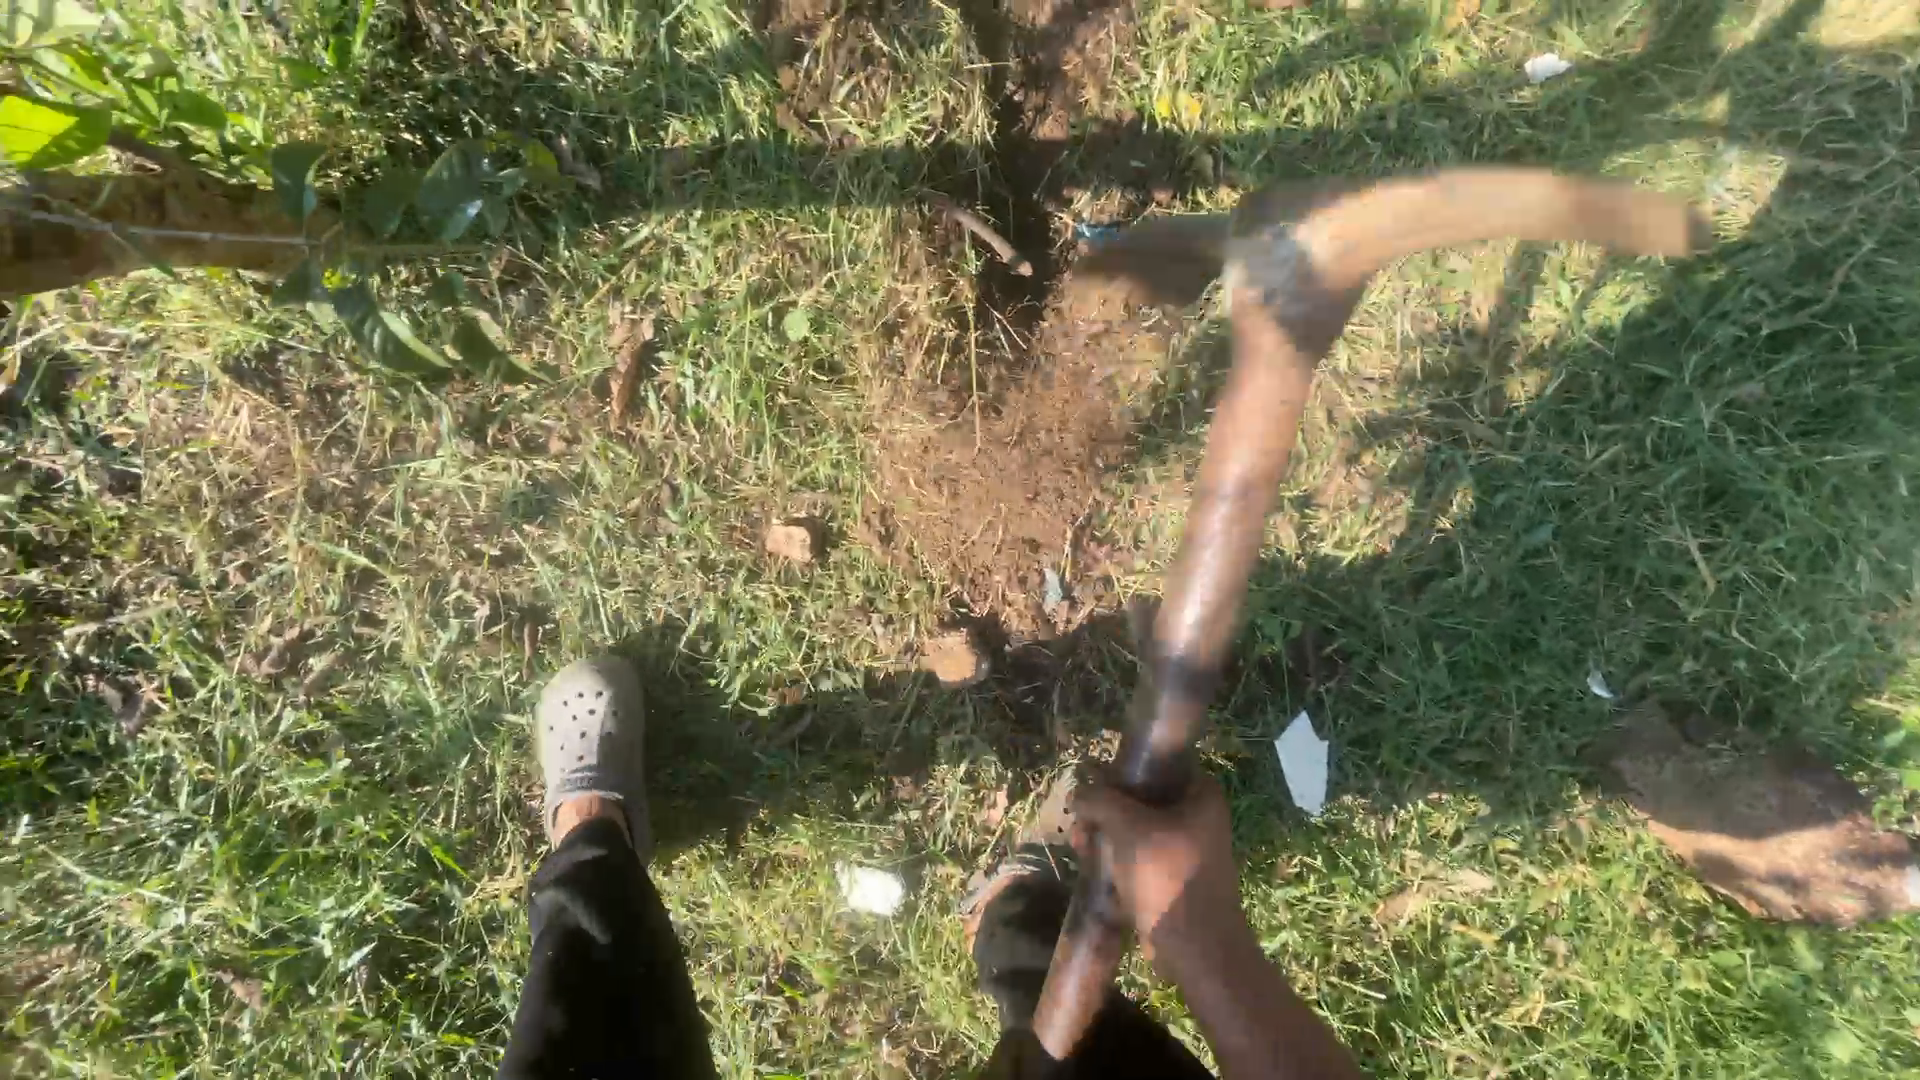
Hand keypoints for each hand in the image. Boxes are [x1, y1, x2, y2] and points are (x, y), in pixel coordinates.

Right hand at [1071, 773, 1243, 959]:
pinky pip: (1138, 854)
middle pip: (1139, 797)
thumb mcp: (1127, 826)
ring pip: (1134, 827)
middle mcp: (1198, 815)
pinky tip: (1093, 865)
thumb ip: (1099, 799)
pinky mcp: (1173, 876)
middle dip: (1105, 810)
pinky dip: (1116, 857)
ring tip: (1080, 847)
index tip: (1094, 787)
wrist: (1197, 950)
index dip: (1120, 771)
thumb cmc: (1167, 876)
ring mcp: (1186, 848)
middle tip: (1082, 824)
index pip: (1155, 764)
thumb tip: (1079, 793)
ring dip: (1105, 834)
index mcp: (1200, 794)